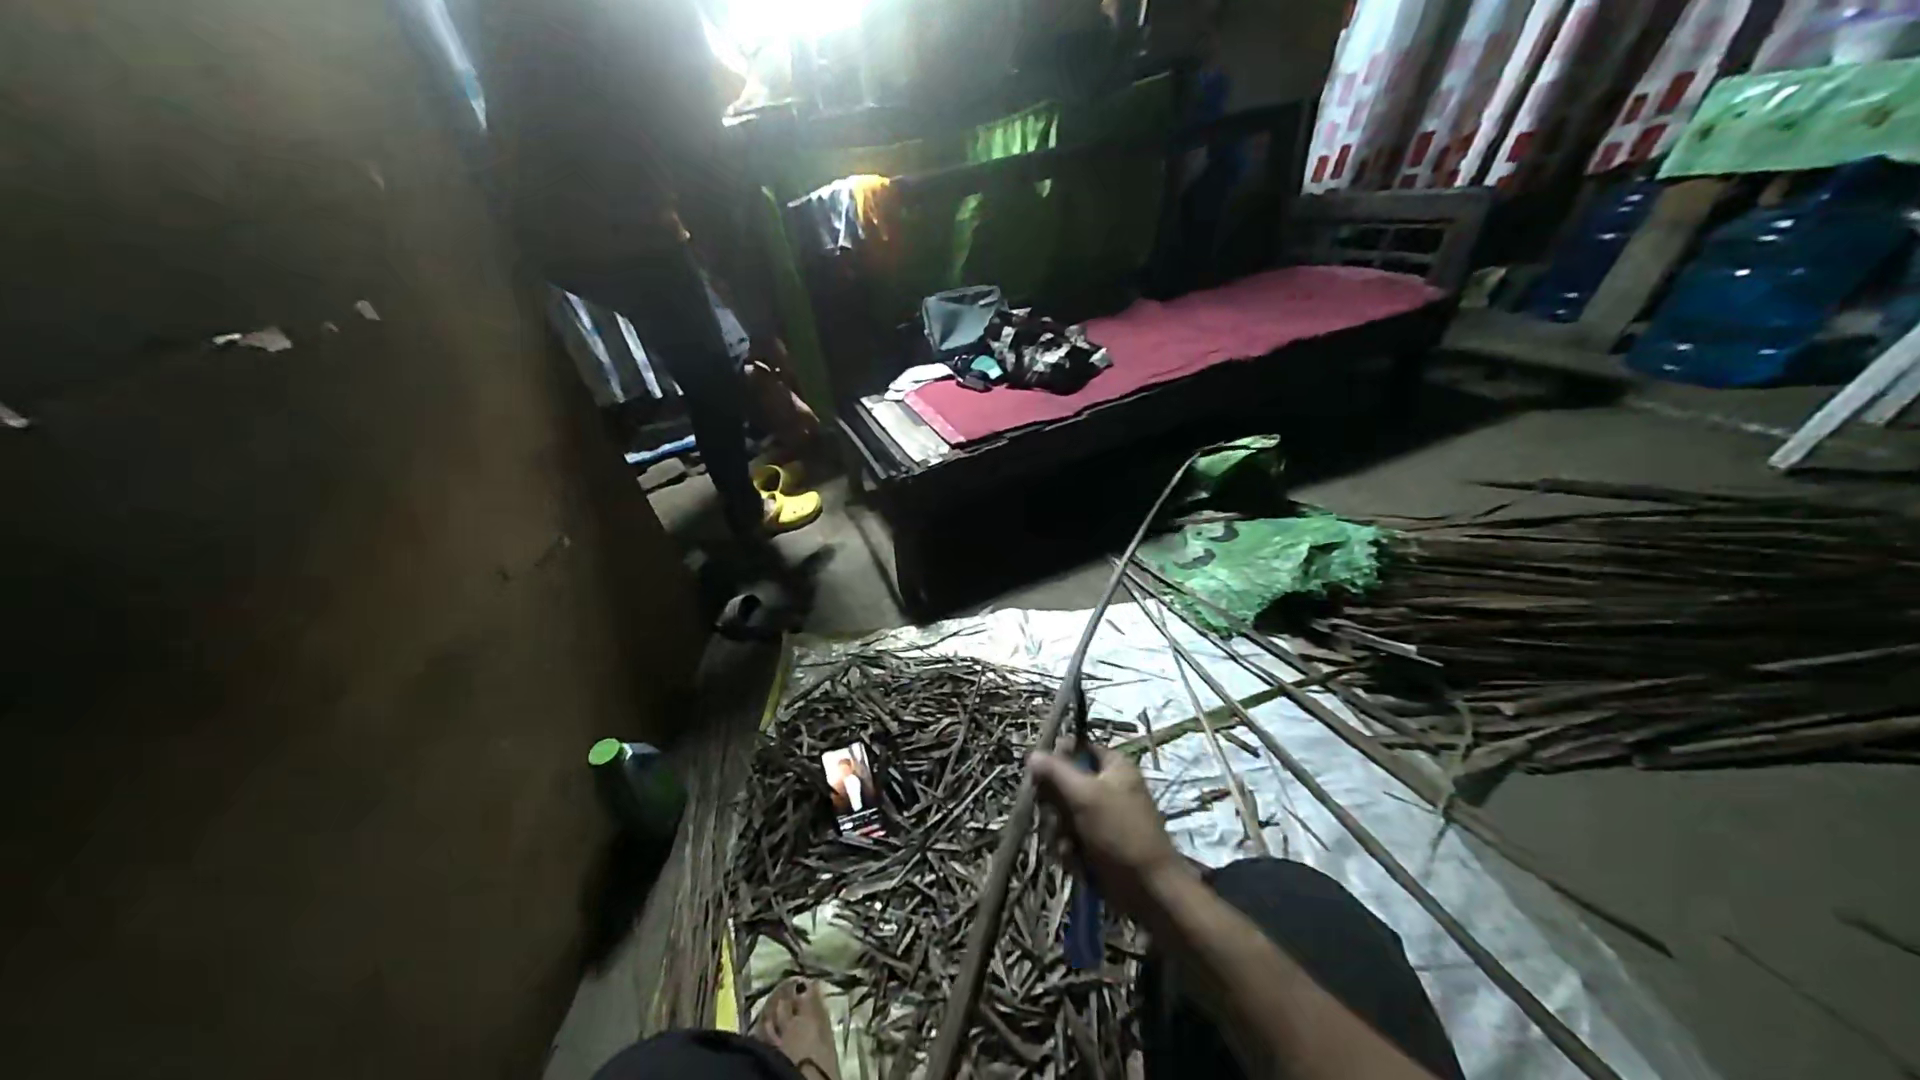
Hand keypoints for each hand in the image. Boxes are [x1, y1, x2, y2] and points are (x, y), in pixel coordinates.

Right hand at [1027, 745, 1195, 918]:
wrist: (1148, 889)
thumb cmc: (1120, 832)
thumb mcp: (1086, 795)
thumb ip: (1056, 772)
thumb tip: (1033, 754)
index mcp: (1113, 766)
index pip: (1076, 748)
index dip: (1056, 759)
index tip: (1041, 775)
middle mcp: (1107, 787)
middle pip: (1063, 783)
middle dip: (1056, 806)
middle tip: (1058, 818)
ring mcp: (1101, 816)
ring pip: (1062, 813)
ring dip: (1059, 831)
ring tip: (1069, 846)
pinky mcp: (1095, 842)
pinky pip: (1068, 836)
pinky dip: (1068, 848)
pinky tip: (1074, 860)